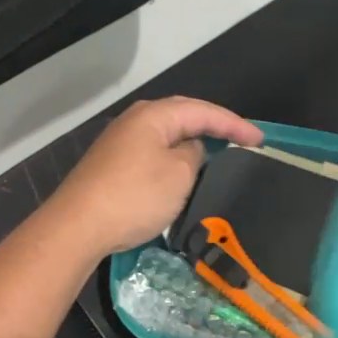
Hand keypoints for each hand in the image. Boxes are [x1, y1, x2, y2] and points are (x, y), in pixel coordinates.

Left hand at [41, 97, 261, 256]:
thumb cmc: (134, 197)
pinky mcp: (111, 167)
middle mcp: (134, 121)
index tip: (260, 140)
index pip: (203, 111)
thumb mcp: (179, 175)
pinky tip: (181, 174)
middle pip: (182, 117)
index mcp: (154, 116)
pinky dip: (173, 160)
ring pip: (165, 137)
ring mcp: (119, 144)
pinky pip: (152, 155)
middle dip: (213, 127)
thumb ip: (194, 154)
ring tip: (217, 155)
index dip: (234, 124)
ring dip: (192, 144)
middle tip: (240, 141)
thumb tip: (191, 150)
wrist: (78, 227)